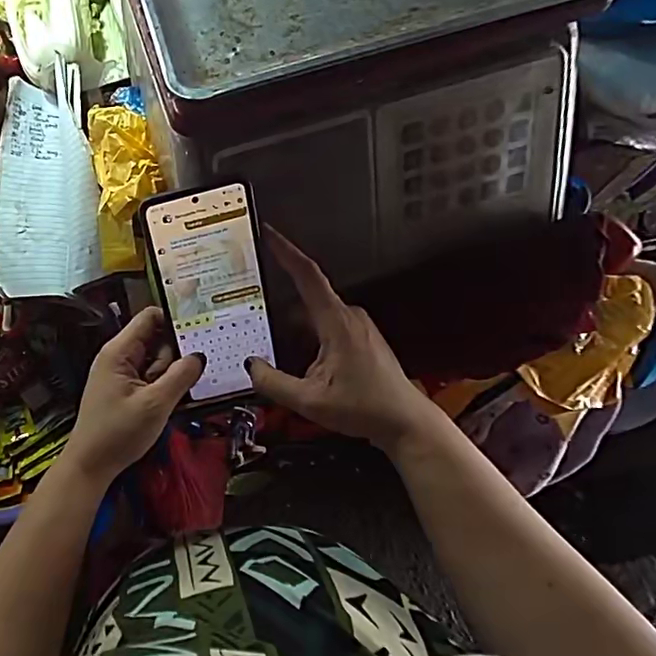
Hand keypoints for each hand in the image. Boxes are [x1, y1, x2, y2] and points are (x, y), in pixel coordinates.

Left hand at [64, 307, 203, 482]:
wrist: (91, 465)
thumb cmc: (118, 434)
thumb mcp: (155, 404)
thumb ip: (180, 376)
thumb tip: (199, 355)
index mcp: (118, 351)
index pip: (149, 318)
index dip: (175, 319)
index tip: (201, 329)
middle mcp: (118, 357)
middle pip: (156, 339)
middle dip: (176, 354)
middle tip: (190, 373)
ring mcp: (121, 374)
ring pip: (156, 361)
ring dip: (170, 374)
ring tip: (175, 394)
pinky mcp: (125, 391)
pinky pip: (150, 378)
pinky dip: (163, 386)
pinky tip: (171, 400)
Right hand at [246, 228, 439, 452]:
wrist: (406, 422)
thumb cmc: (365, 409)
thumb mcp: (309, 401)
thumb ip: (273, 383)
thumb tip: (249, 365)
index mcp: (338, 323)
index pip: (307, 276)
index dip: (286, 251)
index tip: (269, 233)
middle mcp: (349, 316)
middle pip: (302, 301)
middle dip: (277, 307)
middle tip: (250, 309)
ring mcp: (356, 325)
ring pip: (312, 317)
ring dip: (291, 329)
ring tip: (271, 346)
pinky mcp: (359, 337)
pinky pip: (323, 327)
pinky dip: (305, 338)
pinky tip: (297, 361)